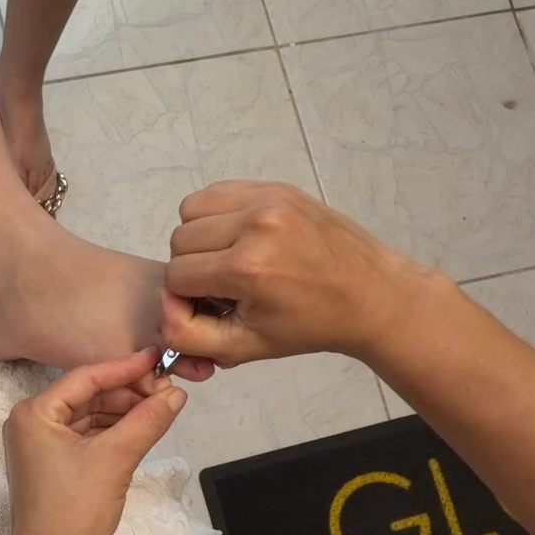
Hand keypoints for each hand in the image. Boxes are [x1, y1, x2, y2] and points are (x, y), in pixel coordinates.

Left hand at [1, 349, 187, 534]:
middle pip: (87, 394)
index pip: (86, 377)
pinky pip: (84, 434)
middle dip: (127, 393)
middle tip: (168, 393)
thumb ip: (147, 421)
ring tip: (161, 410)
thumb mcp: (116, 459)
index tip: (158, 359)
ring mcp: (37, 442)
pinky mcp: (49, 461)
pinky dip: (111, 431)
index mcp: (34, 412)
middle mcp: (29, 420)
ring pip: (88, 414)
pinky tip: (140, 429)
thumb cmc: (74, 511)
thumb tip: (177, 393)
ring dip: (122, 412)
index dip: (126, 368)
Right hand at [161, 181, 445, 365]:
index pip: (176, 276)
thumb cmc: (308, 326)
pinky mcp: (275, 186)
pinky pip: (215, 193)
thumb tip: (163, 303)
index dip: (186, 296)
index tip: (216, 305)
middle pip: (179, 241)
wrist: (371, 295)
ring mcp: (267, 199)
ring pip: (190, 213)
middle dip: (192, 267)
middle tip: (224, 284)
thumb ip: (187, 336)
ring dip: (199, 238)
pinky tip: (239, 237)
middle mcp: (255, 225)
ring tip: (229, 257)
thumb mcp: (244, 347)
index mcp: (248, 268)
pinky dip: (216, 216)